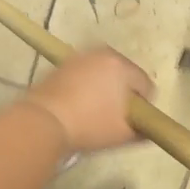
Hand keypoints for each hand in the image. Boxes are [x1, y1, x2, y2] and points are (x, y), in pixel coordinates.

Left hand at [21, 48, 152, 152]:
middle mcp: (100, 54)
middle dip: (121, 92)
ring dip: (102, 88)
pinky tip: (76, 106)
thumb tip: (147, 130)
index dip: (143, 105)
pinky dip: (83, 87)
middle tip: (114, 116)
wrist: (43, 121)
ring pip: (100, 74)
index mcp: (121, 65)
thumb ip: (143, 130)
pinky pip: (81, 76)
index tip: (133, 121)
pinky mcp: (59, 67)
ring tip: (94, 112)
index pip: (145, 84)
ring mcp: (77, 58)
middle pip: (122, 75)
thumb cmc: (89, 125)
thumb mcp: (122, 134)